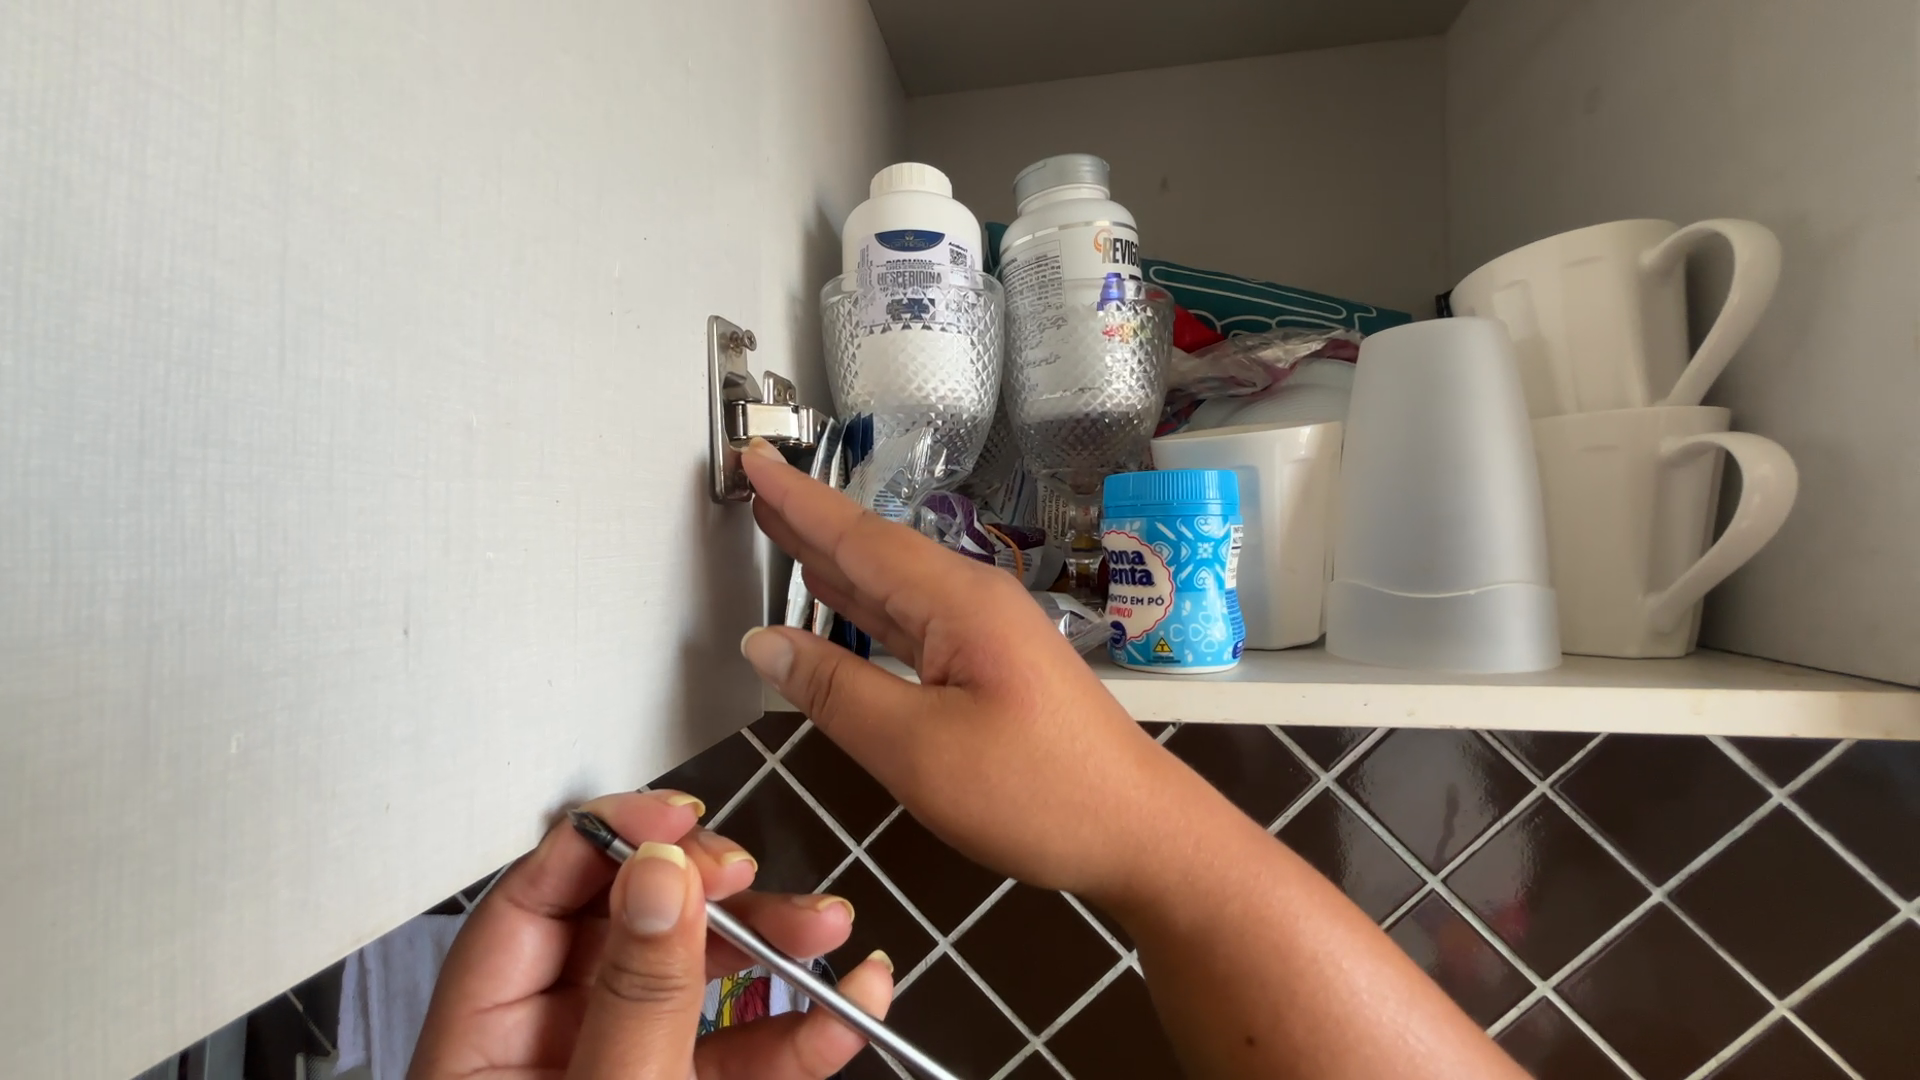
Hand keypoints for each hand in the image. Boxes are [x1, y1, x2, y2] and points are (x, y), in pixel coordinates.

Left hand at [410, 790, 893, 1079]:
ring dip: (774, 953)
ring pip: (696, 982)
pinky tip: (847, 1007)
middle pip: (628, 930)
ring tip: (832, 931)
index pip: (532, 906)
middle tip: (754, 877)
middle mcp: (551, 1055)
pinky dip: (798, 1029)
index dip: (603, 842)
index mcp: (484, 1055)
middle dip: (709, 895)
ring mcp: (624, 1079)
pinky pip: (739, 1049)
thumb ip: (634, 996)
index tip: (676, 816)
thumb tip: (658, 872)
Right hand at [738, 441, 1215, 905]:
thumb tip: (764, 641)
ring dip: (837, 558)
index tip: (755, 459)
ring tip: (786, 533)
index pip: (860, 536)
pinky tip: (843, 597)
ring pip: (895, 583)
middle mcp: (973, 599)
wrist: (1136, 829)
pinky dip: (869, 603)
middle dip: (812, 520)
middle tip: (758, 489)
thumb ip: (836, 690)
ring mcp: (985, 629)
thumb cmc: (1034, 792)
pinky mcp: (990, 660)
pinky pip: (914, 618)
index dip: (799, 500)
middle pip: (877, 550)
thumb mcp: (918, 750)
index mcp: (958, 601)